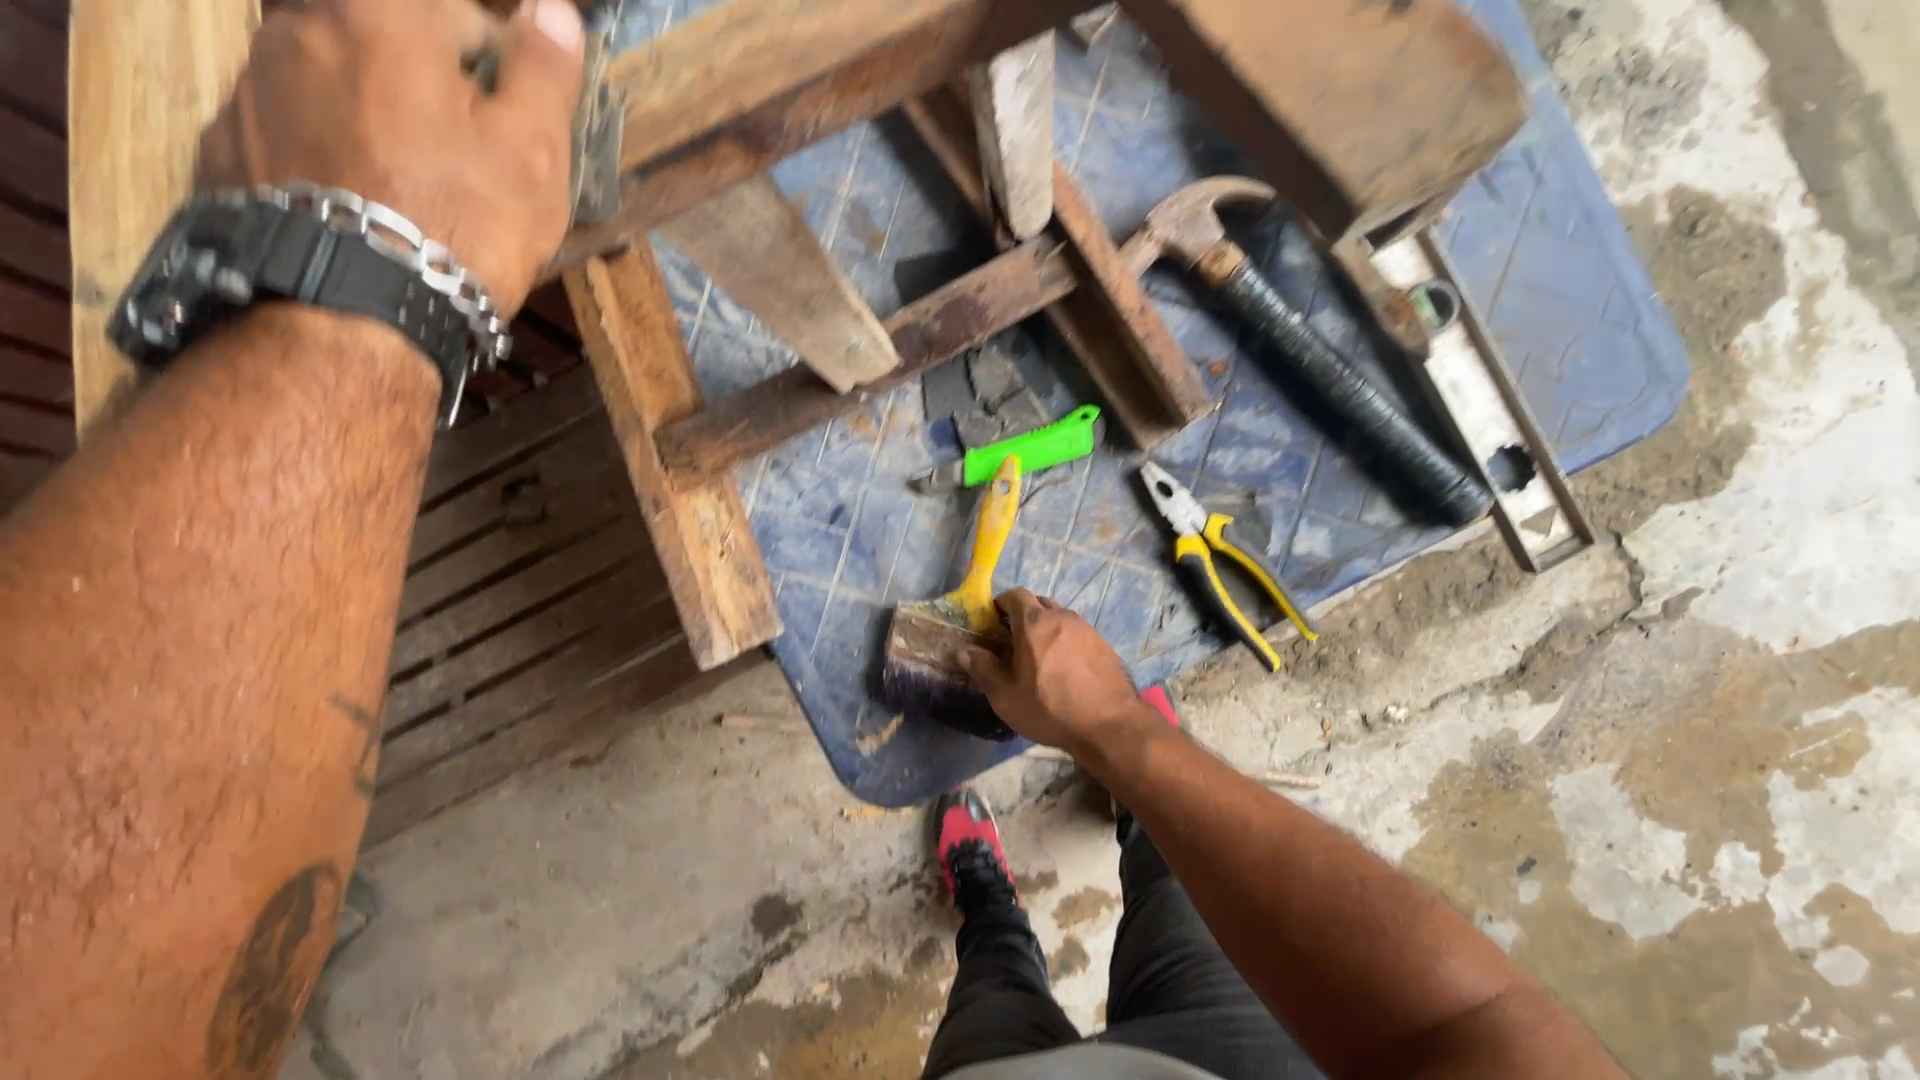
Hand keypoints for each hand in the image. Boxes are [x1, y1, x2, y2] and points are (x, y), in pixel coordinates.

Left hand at [196, 0, 586, 311]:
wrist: (352, 313)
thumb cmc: (462, 222)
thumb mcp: (533, 151)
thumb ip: (542, 70)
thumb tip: (555, 9)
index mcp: (379, 14)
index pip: (455, 8)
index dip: (494, 59)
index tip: (508, 114)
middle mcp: (299, 27)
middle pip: (381, 34)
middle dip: (424, 76)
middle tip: (459, 150)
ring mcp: (249, 85)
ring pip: (330, 77)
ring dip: (371, 108)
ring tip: (406, 183)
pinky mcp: (222, 145)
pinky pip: (289, 125)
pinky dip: (325, 148)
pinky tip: (359, 204)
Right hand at [960, 589, 1160, 754]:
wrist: (1108, 724)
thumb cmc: (1050, 710)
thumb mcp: (1006, 697)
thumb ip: (983, 669)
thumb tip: (964, 651)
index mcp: (1034, 623)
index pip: (1015, 595)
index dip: (1002, 603)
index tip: (994, 620)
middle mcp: (1062, 617)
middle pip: (1039, 602)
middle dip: (1025, 614)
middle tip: (1014, 639)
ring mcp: (1087, 629)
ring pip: (1061, 617)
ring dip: (1047, 627)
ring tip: (1041, 655)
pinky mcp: (1104, 644)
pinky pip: (1078, 633)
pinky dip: (1067, 641)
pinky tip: (1066, 667)